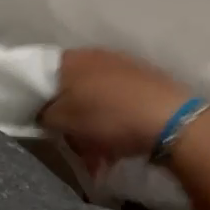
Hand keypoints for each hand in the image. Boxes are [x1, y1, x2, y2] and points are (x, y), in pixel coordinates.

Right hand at [39, 48, 196, 171]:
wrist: (171, 119)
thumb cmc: (108, 117)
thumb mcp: (63, 121)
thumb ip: (43, 114)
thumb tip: (40, 112)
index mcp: (69, 58)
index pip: (40, 74)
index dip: (38, 99)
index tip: (41, 123)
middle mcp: (93, 54)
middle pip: (70, 88)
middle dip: (69, 117)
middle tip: (71, 143)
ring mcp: (122, 65)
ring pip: (96, 97)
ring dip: (93, 124)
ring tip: (99, 154)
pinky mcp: (147, 80)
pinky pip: (119, 102)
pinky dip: (115, 122)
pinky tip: (120, 145)